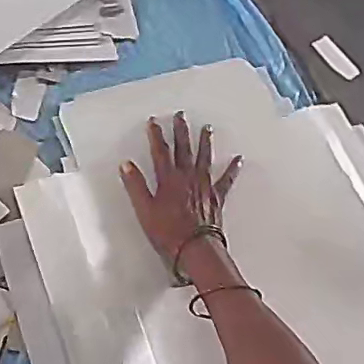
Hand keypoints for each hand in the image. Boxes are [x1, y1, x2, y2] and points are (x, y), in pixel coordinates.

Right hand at [120, 113, 242, 277]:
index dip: (156, 135)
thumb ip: (135, 186)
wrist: (195, 248)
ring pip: (205, 158)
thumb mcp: (144, 210)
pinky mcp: (216, 197)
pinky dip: (232, 169)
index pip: (160, 151)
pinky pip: (226, 179)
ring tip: (207, 128)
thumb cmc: (168, 232)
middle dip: (181, 131)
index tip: (154, 122)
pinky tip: (238, 159)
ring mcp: (204, 186)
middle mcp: (188, 177)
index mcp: (168, 179)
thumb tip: (126, 166)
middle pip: (184, 149)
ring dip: (205, 142)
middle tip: (181, 116)